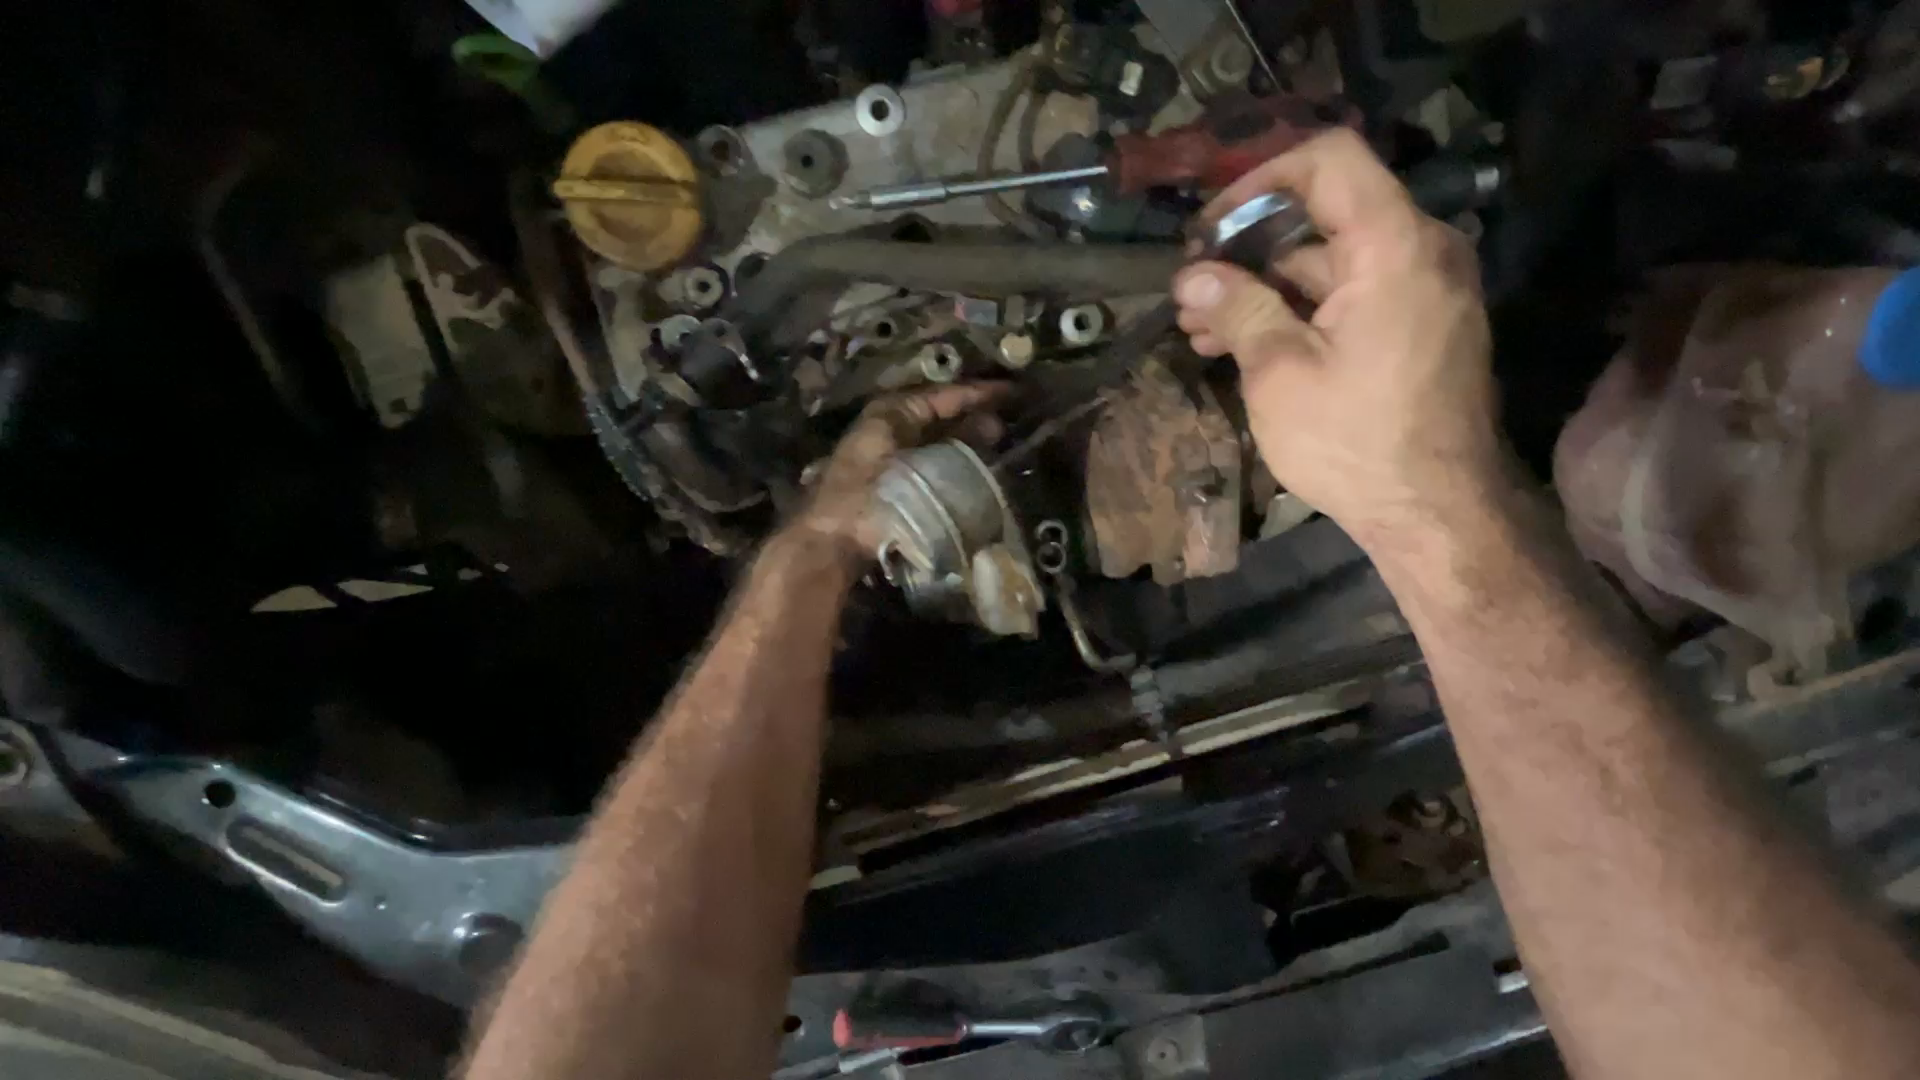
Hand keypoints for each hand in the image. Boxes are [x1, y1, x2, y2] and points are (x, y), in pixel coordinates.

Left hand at [787, 384, 1004, 561]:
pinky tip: (971, 475)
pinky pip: (926, 466)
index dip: (978, 393)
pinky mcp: (885, 488)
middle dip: (972, 419)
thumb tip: (991, 424)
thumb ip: (958, 445)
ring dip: (963, 444)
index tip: (1012, 392)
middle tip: (1009, 422)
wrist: (831, 544)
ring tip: (997, 447)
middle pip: (937, 417)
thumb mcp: (920, 465)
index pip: (942, 396)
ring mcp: (883, 459)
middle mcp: (885, 430)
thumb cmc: (874, 499)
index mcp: (890, 414)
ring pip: (933, 442)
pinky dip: (949, 466)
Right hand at [1172, 129, 1503, 552]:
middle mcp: (1419, 251)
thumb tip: (1191, 277)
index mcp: (1393, 246)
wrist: (1432, 511)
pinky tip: (1242, 344)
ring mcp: (1422, 290)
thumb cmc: (1353, 439)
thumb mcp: (1278, 372)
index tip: (1208, 231)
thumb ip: (1237, 309)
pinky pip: (1349, 296)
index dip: (1259, 181)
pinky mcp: (1416, 325)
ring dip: (1264, 288)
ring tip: (1200, 328)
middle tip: (1191, 290)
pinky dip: (1298, 311)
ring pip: (1329, 263)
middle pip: (1323, 215)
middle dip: (1247, 249)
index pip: (1329, 159)